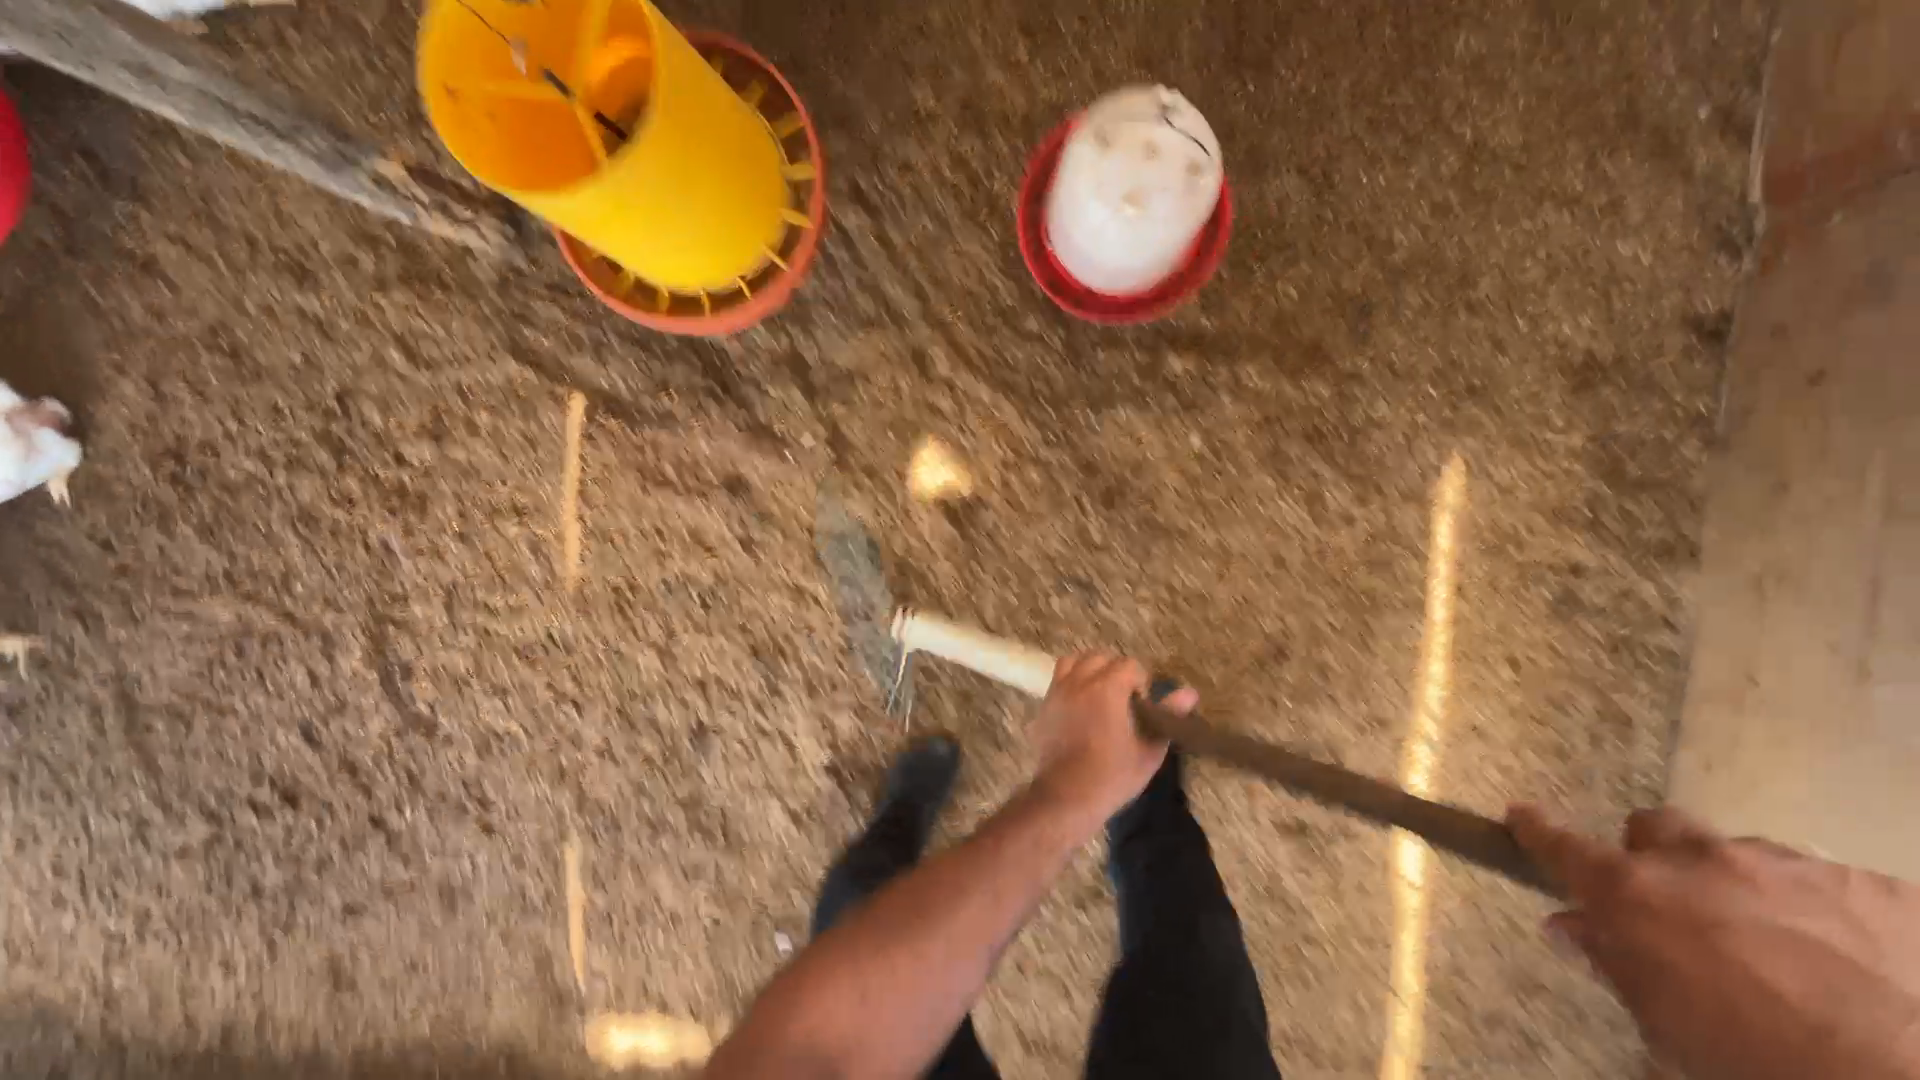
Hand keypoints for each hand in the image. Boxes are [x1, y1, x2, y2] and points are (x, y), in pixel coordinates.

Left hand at [1028, 651, 1193, 818]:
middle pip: (1100, 657)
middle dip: (1116, 671)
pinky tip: (1079, 708)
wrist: (1066, 796)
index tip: (1142, 706)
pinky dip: (1070, 683)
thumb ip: (1167, 716)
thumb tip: (1190, 692)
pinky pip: (1057, 681)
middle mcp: (1079, 682)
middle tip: (1124, 699)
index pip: (1129, 665)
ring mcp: (1057, 693)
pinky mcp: (1043, 707)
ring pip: (1073, 662)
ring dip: (1089, 670)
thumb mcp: (1149, 750)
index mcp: (1107, 688)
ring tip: (1099, 694)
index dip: (1140, 682)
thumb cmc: (1112, 776)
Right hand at [1509, 804, 1919, 1079]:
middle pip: (1656, 828)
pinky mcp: (1874, 886)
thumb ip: (1615, 964)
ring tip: (1781, 947)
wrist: (1909, 1077)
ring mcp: (1790, 867)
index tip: (1519, 815)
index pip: (1564, 847)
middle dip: (1656, 856)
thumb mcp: (1668, 1026)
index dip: (1536, 830)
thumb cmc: (1756, 1059)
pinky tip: (1849, 961)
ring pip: (1744, 857)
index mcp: (1637, 895)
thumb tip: (1570, 928)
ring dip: (1742, 887)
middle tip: (1677, 903)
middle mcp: (1701, 862)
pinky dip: (1823, 913)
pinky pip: (1831, 885)